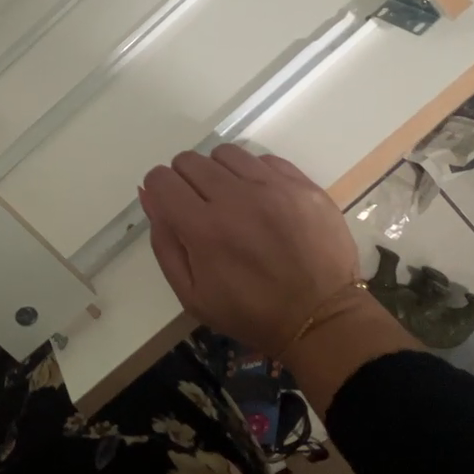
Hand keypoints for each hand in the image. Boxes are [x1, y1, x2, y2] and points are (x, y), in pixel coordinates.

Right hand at [140, 145, 363, 353]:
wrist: (324, 321)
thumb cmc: (250, 313)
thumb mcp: (191, 294)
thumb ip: (163, 241)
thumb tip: (148, 194)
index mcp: (204, 229)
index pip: (162, 179)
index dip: (160, 190)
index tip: (172, 206)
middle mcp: (236, 199)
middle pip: (189, 161)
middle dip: (186, 180)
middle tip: (203, 207)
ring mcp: (273, 188)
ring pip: (225, 153)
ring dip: (220, 172)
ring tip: (234, 199)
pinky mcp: (303, 186)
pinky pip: (263, 159)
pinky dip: (255, 174)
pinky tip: (263, 200)